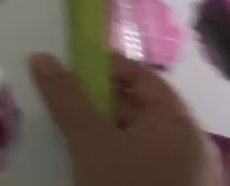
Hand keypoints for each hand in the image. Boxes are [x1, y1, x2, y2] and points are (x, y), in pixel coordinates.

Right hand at [31, 53, 220, 185]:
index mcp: (179, 126)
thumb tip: (42, 56)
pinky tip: (79, 156)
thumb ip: (65, 95)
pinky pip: (134, 158)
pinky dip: (105, 150)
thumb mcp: (89, 140)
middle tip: (53, 94)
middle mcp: (187, 146)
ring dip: (93, 123)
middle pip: (135, 104)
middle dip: (91, 96)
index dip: (104, 65)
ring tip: (59, 125)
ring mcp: (181, 174)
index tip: (66, 66)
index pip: (142, 76)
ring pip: (130, 133)